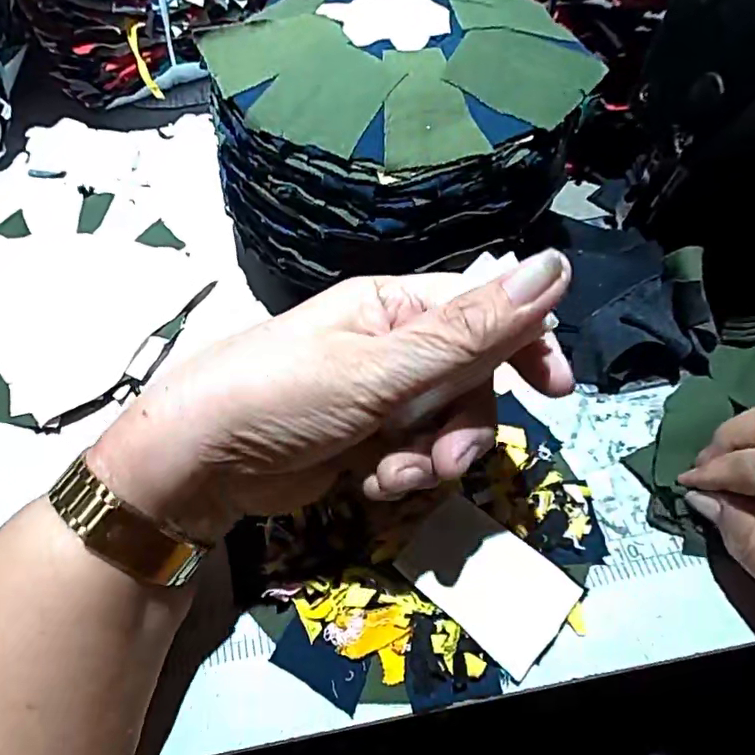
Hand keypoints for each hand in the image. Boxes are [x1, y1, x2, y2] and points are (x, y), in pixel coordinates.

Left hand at [87, 251, 573, 542]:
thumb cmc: (279, 397)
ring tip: (394, 476)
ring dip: (432, 458)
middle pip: (472, 381)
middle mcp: (393, 347)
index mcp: (395, 307)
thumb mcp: (380, 368)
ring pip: (446, 426)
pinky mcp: (367, 440)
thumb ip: (468, 331)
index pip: (484, 311)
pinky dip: (402, 474)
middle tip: (448, 460)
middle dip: (466, 426)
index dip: (528, 344)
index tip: (557, 388)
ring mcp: (380, 397)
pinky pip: (414, 455)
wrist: (197, 467)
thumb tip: (552, 269)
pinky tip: (371, 485)